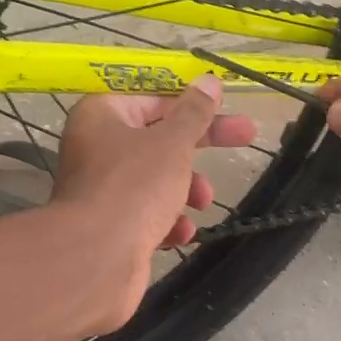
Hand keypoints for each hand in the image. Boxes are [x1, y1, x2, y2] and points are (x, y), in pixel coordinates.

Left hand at [47, 75, 255, 327]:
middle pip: (158, 136)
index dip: (191, 102)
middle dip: (198, 145)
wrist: (96, 260)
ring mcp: (99, 188)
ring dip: (184, 187)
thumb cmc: (135, 186)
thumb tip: (209, 80)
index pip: (152, 98)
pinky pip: (144, 213)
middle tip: (246, 137)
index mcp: (101, 114)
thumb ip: (194, 112)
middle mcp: (95, 146)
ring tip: (202, 201)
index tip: (225, 106)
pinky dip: (166, 220)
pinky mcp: (106, 226)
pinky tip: (181, 232)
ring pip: (154, 178)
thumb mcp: (173, 142)